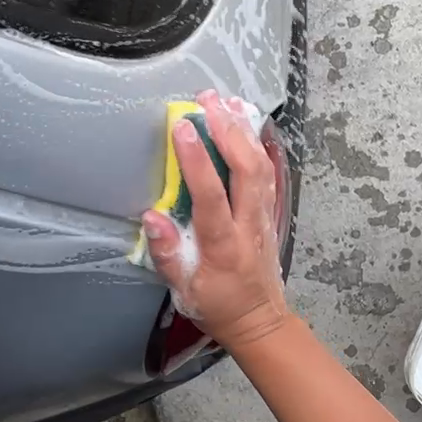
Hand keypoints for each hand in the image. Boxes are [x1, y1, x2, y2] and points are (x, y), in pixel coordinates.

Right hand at [142, 90, 291, 351]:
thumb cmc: (218, 306)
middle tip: (205, 99)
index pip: (211, 196)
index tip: (182, 127)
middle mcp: (249, 225)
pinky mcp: (269, 212)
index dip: (197, 160)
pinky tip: (245, 121)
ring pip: (261, 165)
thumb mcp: (184, 291)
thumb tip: (151, 217)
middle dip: (227, 129)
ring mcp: (264, 216)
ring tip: (224, 100)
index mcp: (223, 246)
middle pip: (246, 169)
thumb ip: (167, 254)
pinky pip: (267, 171)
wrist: (259, 321)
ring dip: (243, 129)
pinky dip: (256, 142)